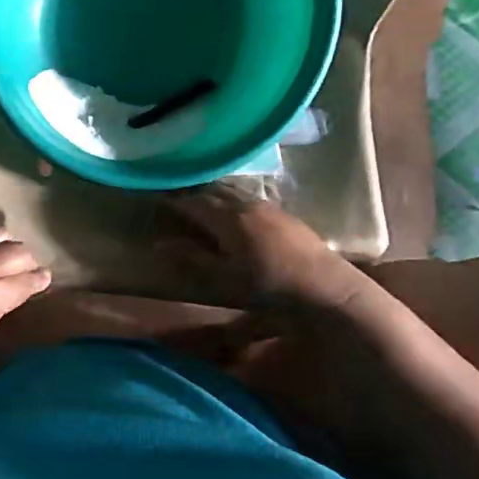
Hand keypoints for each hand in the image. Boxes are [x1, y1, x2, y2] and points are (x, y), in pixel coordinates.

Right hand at [163, 188, 361, 309]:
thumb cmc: (268, 286)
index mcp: (227, 218)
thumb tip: (159, 244)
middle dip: (189, 191)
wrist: (325, 287)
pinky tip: (228, 208)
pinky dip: (228, 198)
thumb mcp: (224, 277)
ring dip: (210, 192)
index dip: (171, 198)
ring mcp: (267, 206)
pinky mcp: (282, 213)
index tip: (153, 195)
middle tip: (170, 193)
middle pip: (211, 191)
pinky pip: (246, 197)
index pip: (191, 200)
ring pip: (230, 191)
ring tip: (195, 196)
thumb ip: (192, 257)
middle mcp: (246, 204)